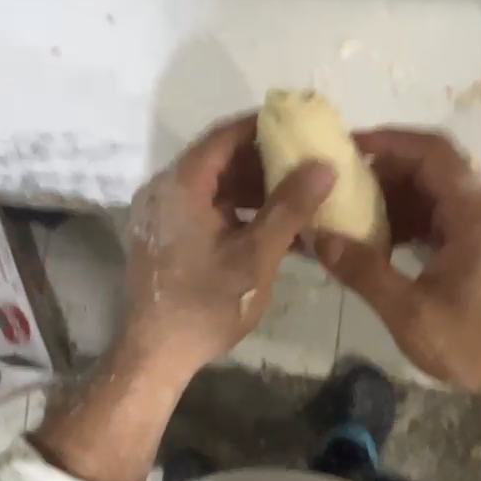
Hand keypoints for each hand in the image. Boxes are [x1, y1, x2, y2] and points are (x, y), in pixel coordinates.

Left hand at [119, 113, 335, 386]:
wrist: (155, 353)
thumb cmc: (206, 304)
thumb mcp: (256, 255)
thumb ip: (290, 206)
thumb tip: (324, 165)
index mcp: (181, 185)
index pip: (225, 136)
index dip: (264, 128)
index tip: (301, 128)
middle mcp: (163, 191)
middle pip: (218, 160)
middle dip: (263, 162)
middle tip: (306, 164)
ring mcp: (160, 216)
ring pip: (212, 188)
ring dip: (252, 191)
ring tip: (296, 198)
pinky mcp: (163, 239)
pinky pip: (203, 212)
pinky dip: (235, 214)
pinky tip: (270, 229)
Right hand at [314, 129, 480, 394]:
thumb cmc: (473, 344)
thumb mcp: (410, 312)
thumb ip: (364, 271)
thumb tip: (318, 237)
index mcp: (476, 212)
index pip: (432, 153)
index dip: (388, 142)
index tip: (344, 146)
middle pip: (431, 168)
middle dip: (381, 172)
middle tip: (335, 184)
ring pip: (433, 193)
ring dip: (391, 199)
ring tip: (346, 212)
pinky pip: (439, 217)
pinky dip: (406, 221)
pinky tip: (375, 241)